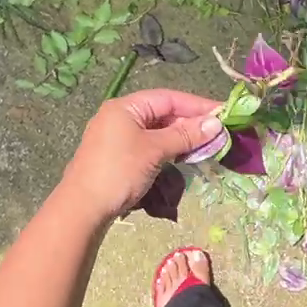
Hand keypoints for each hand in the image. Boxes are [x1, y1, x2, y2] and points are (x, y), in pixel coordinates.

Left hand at [61, 89, 223, 220]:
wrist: (83, 208)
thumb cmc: (119, 172)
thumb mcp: (155, 150)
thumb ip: (186, 135)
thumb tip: (216, 123)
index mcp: (125, 107)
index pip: (168, 98)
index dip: (197, 105)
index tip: (223, 113)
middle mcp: (120, 117)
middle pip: (163, 113)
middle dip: (190, 123)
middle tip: (217, 133)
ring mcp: (117, 137)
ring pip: (157, 131)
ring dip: (181, 138)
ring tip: (204, 146)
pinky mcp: (118, 156)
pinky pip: (149, 146)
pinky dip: (167, 150)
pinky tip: (182, 158)